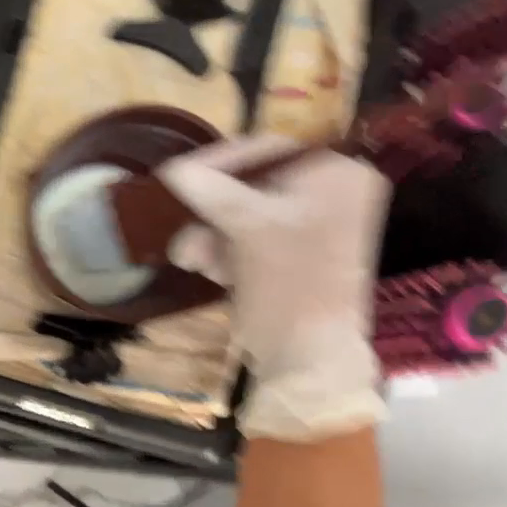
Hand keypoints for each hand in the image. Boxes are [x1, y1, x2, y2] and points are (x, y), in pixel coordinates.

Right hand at [160, 136, 392, 441]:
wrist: (306, 355)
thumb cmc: (288, 287)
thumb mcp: (248, 230)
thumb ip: (212, 193)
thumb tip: (172, 171)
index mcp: (337, 175)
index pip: (268, 150)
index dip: (216, 163)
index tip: (169, 180)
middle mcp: (330, 193)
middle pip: (252, 184)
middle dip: (209, 210)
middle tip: (177, 228)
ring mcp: (312, 227)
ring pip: (243, 215)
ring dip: (209, 235)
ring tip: (191, 260)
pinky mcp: (292, 257)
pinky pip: (248, 240)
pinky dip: (223, 251)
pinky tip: (211, 271)